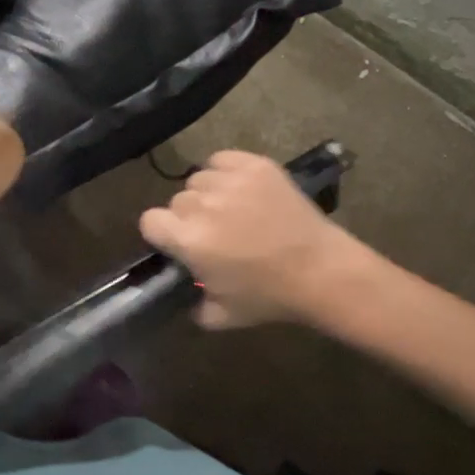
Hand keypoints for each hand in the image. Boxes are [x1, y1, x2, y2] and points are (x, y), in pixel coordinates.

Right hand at [138, 150, 374, 327]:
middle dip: (189, 216)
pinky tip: (241, 190)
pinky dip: (226, 171)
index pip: (150, 220)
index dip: (162, 232)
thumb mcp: (224, 315)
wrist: (323, 271)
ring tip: (232, 210)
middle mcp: (203, 205)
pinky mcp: (254, 165)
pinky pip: (222, 159)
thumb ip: (194, 306)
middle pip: (177, 200)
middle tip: (214, 233)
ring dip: (209, 194)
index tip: (178, 242)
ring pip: (199, 179)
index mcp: (189, 240)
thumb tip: (186, 297)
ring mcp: (230, 181)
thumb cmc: (271, 296)